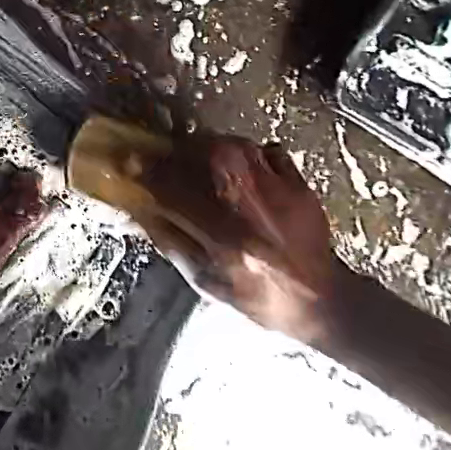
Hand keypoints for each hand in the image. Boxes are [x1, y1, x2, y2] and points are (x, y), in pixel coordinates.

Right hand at [146, 137, 343, 344]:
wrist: (321, 302)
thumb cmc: (259, 298)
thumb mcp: (207, 283)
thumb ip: (173, 245)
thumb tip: (141, 212)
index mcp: (224, 239)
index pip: (175, 194)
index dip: (148, 175)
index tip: (129, 163)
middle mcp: (250, 209)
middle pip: (207, 158)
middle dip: (179, 151)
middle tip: (167, 156)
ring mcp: (278, 193)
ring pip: (236, 147)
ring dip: (211, 146)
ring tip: (200, 156)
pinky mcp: (299, 185)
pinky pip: (269, 150)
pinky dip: (251, 151)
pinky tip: (242, 165)